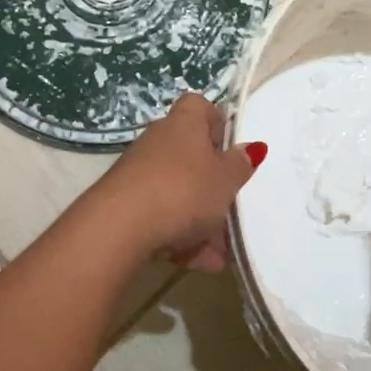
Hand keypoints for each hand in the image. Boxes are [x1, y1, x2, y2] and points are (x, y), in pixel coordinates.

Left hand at [91, 93, 263, 271]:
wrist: (120, 226)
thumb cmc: (183, 191)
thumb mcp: (225, 180)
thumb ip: (240, 164)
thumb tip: (250, 147)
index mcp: (184, 123)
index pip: (200, 107)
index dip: (217, 125)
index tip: (229, 151)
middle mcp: (159, 140)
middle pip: (192, 156)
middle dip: (213, 187)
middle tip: (231, 212)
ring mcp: (139, 171)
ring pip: (179, 191)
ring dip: (200, 221)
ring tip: (219, 254)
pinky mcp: (126, 202)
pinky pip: (161, 215)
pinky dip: (179, 236)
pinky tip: (198, 263)